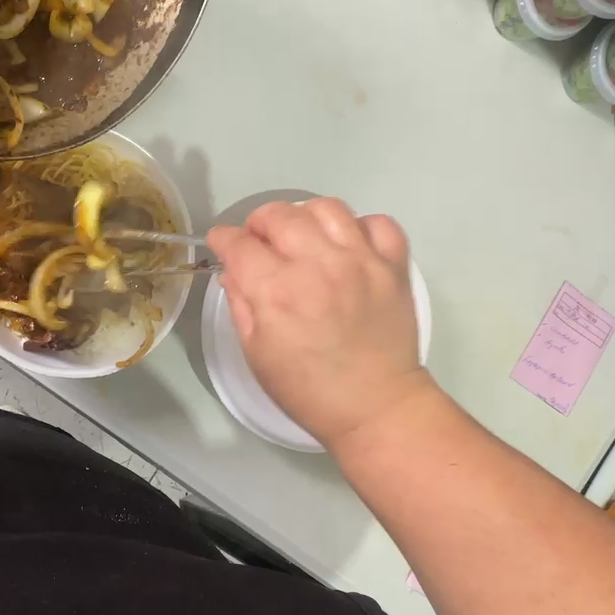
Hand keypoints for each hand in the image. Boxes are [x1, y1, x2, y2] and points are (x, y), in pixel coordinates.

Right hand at [207, 199, 433, 449]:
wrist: (374, 407)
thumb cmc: (306, 389)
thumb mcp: (256, 352)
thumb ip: (242, 304)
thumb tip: (235, 272)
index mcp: (276, 292)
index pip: (239, 244)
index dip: (223, 240)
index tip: (221, 244)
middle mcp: (318, 265)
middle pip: (279, 215)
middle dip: (259, 223)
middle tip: (259, 242)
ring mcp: (361, 261)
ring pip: (327, 208)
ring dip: (304, 217)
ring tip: (302, 238)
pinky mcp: (393, 266)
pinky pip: (377, 223)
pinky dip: (358, 227)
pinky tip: (347, 247)